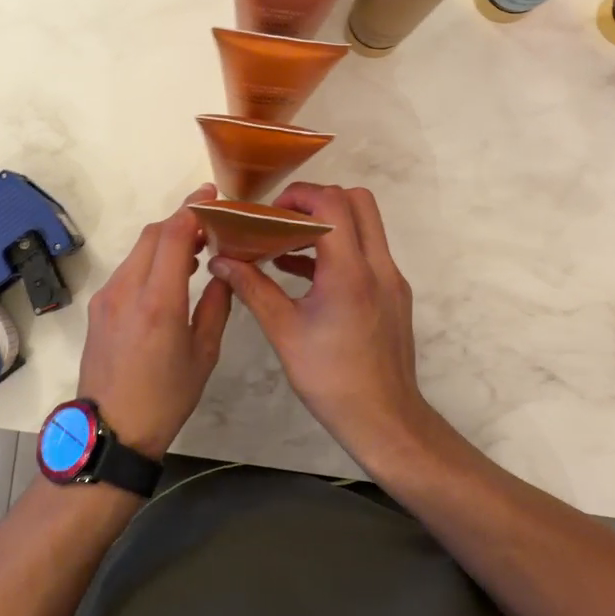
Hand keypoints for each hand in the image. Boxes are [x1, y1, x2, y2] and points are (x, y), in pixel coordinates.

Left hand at [76, 185, 232, 458]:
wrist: (111, 429)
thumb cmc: (165, 398)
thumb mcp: (203, 354)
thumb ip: (216, 306)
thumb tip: (224, 272)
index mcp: (158, 302)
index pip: (174, 235)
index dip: (194, 209)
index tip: (214, 196)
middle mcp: (126, 290)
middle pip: (153, 234)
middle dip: (183, 219)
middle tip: (212, 220)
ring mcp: (107, 297)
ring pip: (139, 250)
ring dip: (166, 239)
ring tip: (197, 247)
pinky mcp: (99, 306)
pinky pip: (128, 269)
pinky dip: (151, 260)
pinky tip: (171, 275)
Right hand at [206, 183, 431, 454]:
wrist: (384, 419)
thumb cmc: (330, 378)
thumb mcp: (283, 331)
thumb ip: (252, 288)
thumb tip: (221, 261)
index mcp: (350, 271)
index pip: (333, 203)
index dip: (299, 196)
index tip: (270, 213)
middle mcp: (378, 266)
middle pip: (357, 201)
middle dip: (317, 201)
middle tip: (282, 220)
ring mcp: (391, 280)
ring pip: (365, 226)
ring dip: (328, 225)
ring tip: (285, 245)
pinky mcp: (393, 295)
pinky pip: (366, 253)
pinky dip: (338, 250)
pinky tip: (302, 274)